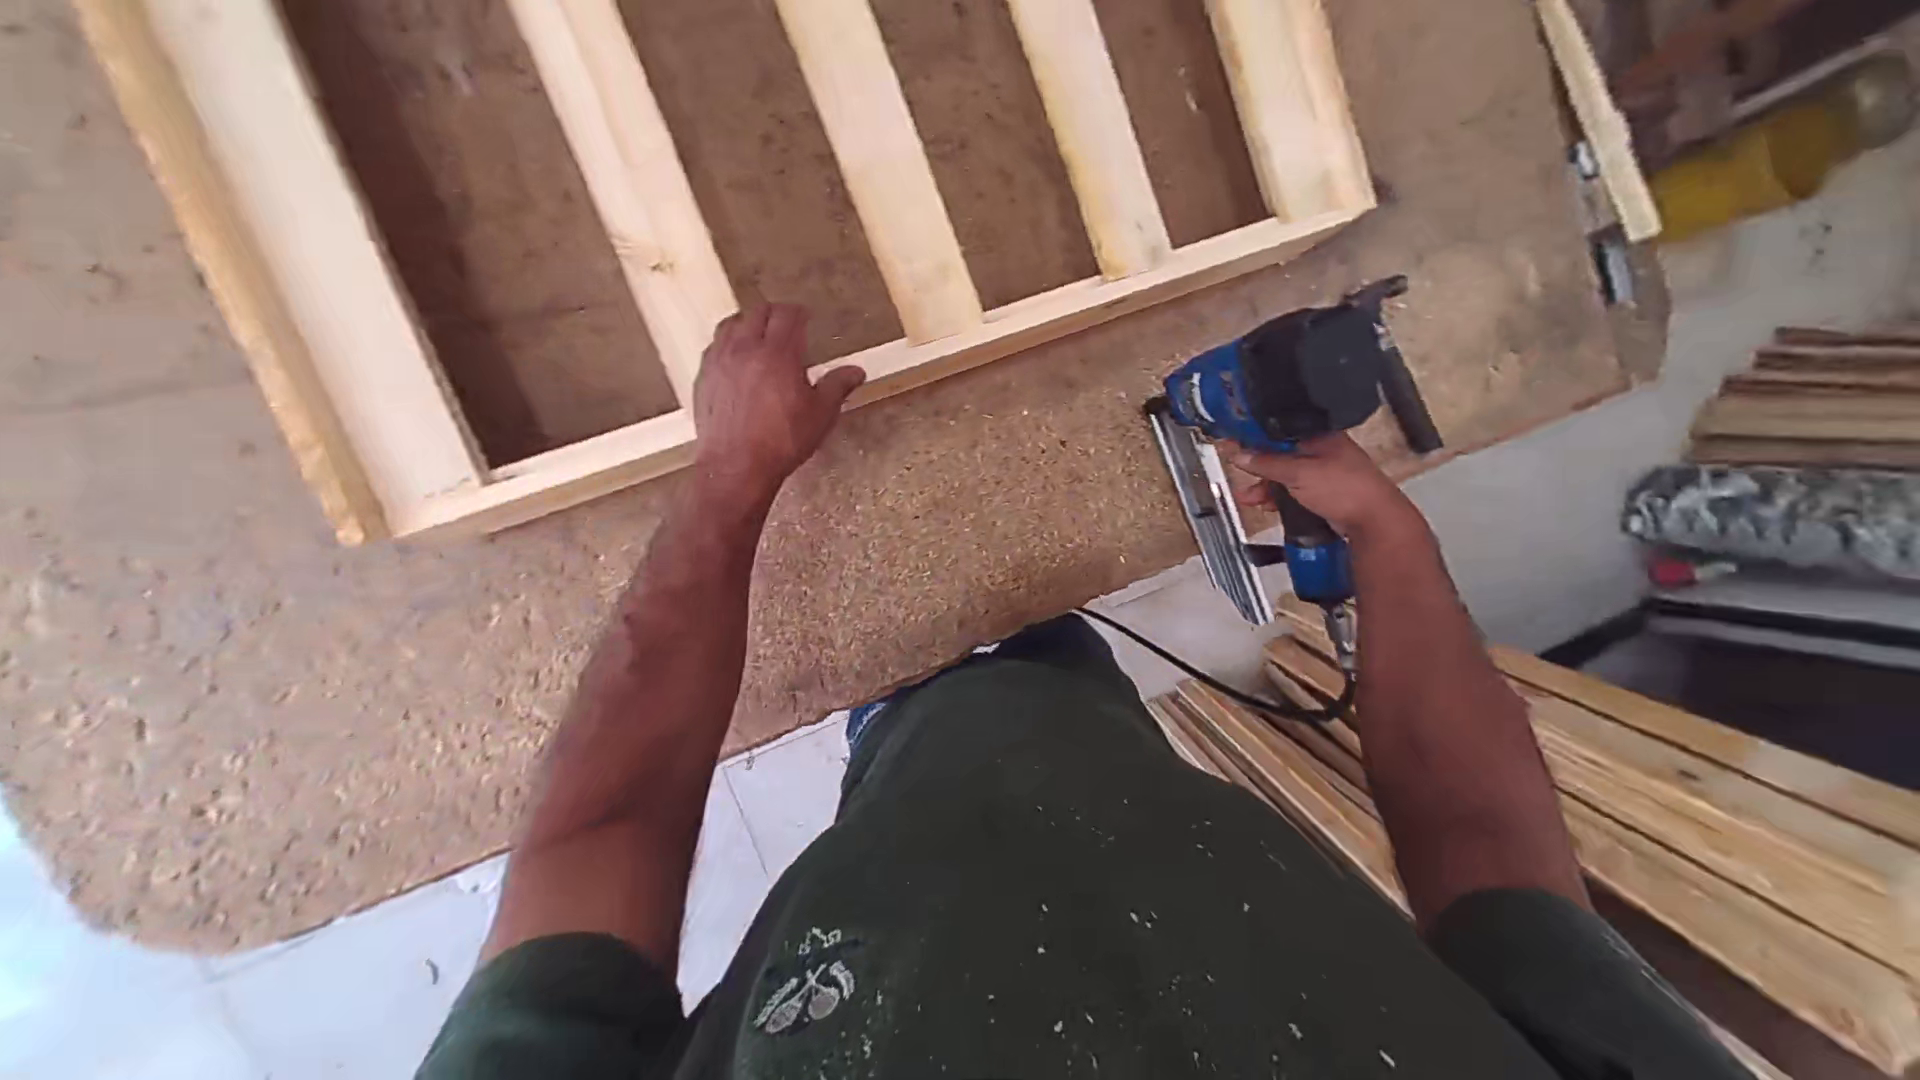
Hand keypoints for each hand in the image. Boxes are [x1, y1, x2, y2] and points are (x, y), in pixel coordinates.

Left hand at [692, 304, 865, 504]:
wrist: (737, 466)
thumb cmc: (782, 442)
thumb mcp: (820, 415)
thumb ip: (837, 387)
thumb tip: (856, 372)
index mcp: (779, 354)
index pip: (788, 315)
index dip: (799, 313)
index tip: (805, 317)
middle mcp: (746, 349)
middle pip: (757, 313)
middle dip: (774, 314)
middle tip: (786, 324)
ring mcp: (720, 361)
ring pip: (731, 324)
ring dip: (747, 324)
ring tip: (758, 335)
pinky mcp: (704, 378)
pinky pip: (714, 347)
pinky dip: (728, 344)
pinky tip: (736, 359)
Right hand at [1221, 433, 1420, 541]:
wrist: (1374, 522)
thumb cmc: (1344, 488)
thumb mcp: (1298, 473)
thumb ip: (1267, 463)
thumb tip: (1240, 455)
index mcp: (1320, 437)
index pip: (1280, 431)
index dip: (1257, 437)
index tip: (1236, 444)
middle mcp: (1322, 452)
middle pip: (1280, 455)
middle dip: (1258, 469)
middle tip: (1240, 475)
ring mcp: (1324, 474)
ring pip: (1286, 476)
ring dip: (1266, 487)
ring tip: (1249, 499)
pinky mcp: (1324, 495)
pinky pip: (1294, 492)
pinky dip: (1279, 498)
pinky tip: (1267, 506)